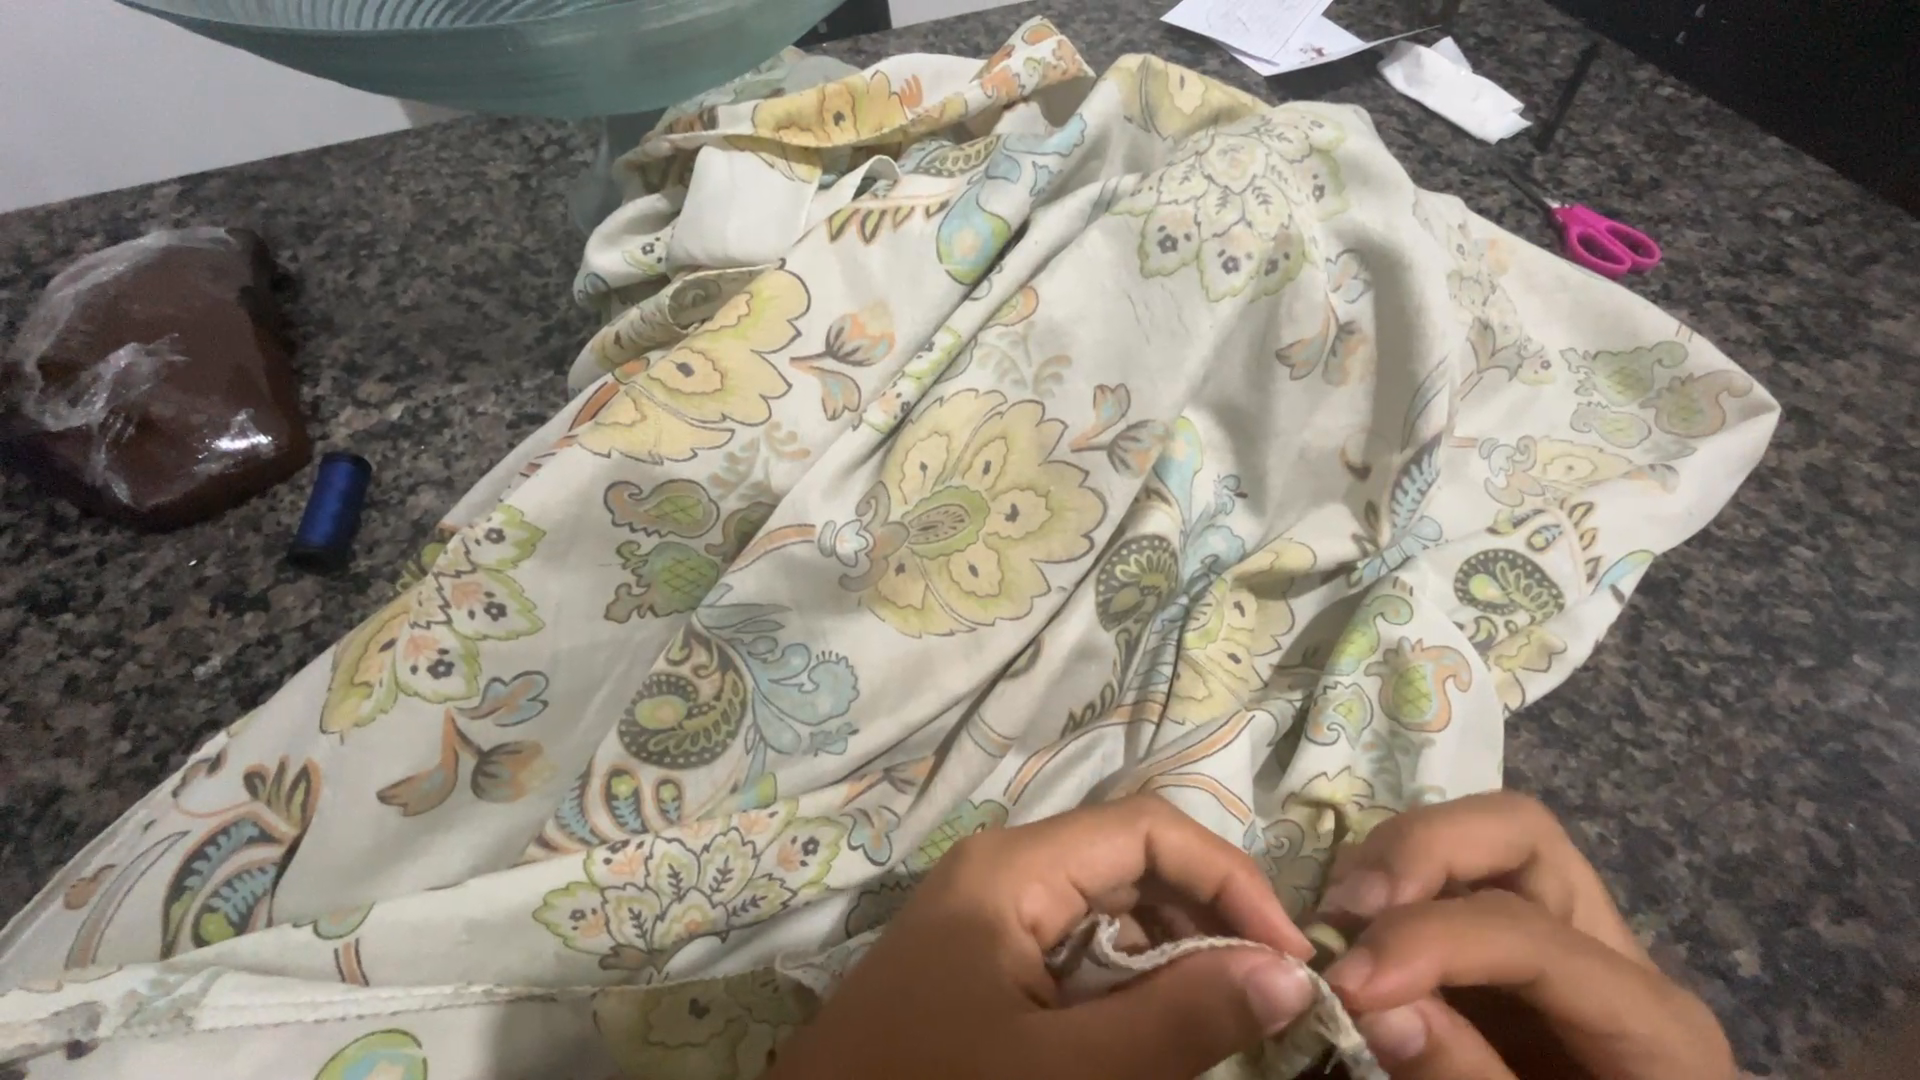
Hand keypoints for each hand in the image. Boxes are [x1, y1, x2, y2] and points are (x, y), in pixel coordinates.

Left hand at [766, 794, 1317, 1079]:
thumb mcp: (1064, 1072)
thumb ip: (1176, 1021)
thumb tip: (1287, 974)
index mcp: (1014, 866)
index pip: (1144, 827)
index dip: (1226, 877)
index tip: (1287, 955)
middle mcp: (1003, 866)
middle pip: (1128, 857)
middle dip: (1205, 913)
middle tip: (1266, 990)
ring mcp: (990, 907)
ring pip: (1107, 900)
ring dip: (1171, 946)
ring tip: (1221, 1010)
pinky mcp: (984, 951)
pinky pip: (1075, 940)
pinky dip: (1127, 974)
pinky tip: (1153, 1020)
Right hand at [1314, 792, 1736, 1079]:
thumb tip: (1372, 1007)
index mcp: (1652, 1022)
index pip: (1526, 933)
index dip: (1427, 942)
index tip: (1347, 985)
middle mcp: (1603, 947)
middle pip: (1515, 831)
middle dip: (1417, 849)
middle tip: (1347, 907)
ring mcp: (1549, 929)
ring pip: (1467, 835)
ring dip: (1387, 862)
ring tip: (1336, 923)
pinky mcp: (1493, 937)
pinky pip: (1435, 874)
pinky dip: (1381, 884)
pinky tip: (1348, 929)